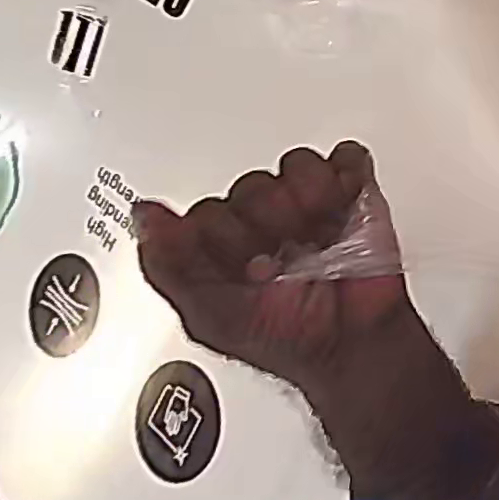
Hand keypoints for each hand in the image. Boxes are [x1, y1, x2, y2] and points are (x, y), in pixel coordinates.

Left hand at [134, 142, 416, 395]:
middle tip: (288, 251)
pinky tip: (344, 199)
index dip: (229, 233)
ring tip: (321, 231)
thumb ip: (170, 264)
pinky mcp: (352, 191)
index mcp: (227, 243)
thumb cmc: (290, 338)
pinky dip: (349, 170)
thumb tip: (143, 213)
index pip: (211, 207)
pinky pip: (346, 155)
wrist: (355, 343)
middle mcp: (265, 220)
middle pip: (255, 182)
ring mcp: (309, 202)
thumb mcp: (212, 316)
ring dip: (312, 196)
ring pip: (297, 163)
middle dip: (274, 218)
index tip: (247, 263)